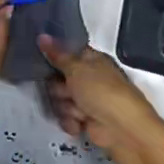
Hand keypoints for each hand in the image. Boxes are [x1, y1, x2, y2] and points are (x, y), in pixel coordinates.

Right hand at [38, 37, 163, 154]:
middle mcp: (88, 79)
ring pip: (59, 99)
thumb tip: (42, 35)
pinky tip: (80, 123)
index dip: (55, 56)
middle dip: (59, 88)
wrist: (122, 128)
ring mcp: (86, 100)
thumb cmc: (102, 91)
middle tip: (68, 91)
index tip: (41, 57)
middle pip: (57, 79)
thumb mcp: (77, 68)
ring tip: (80, 111)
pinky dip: (71, 121)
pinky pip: (65, 117)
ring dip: (67, 107)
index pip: (66, 53)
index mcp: (91, 61)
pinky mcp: (84, 119)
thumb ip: (57, 54)